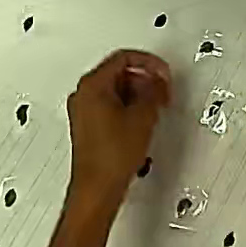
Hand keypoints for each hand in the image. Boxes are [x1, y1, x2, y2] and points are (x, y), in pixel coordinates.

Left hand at [64, 50, 172, 206]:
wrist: (98, 188)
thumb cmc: (111, 157)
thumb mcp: (144, 116)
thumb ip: (154, 91)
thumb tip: (158, 81)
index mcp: (92, 85)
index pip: (123, 58)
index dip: (148, 62)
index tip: (162, 72)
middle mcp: (83, 95)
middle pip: (117, 72)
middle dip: (143, 78)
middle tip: (161, 88)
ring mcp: (83, 111)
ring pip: (114, 89)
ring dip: (137, 93)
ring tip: (155, 106)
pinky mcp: (88, 126)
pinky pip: (109, 105)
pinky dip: (128, 107)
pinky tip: (142, 120)